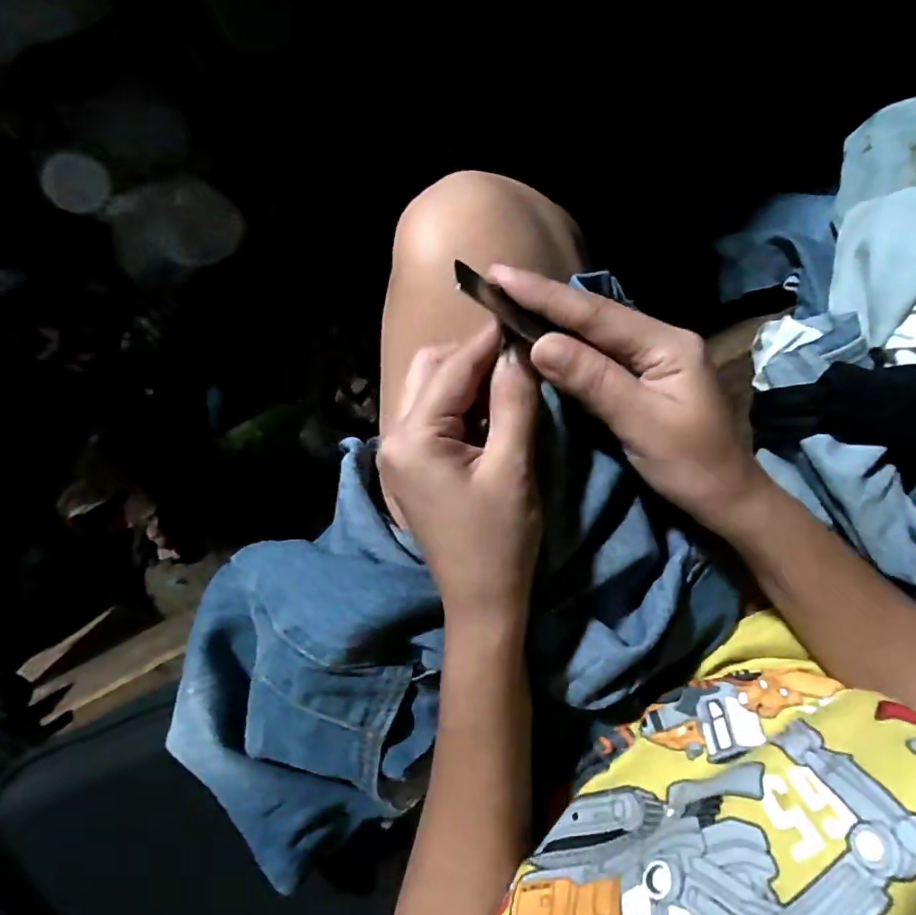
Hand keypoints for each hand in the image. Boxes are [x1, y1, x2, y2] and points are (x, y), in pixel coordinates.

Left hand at [377, 325, 541, 617]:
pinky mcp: (412, 467)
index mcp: (413, 437)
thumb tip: (520, 349)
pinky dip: (461, 406)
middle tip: (519, 359)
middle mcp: (394, 437)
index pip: (453, 368)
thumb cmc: (501, 539)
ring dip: (467, 380)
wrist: (482, 600)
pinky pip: (433, 418)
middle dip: (473, 357)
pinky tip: (492, 413)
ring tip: (510, 384)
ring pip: (430, 391)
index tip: (521, 314)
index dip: (490, 339)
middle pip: (430, 370)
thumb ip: (514, 402)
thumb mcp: (514, 467)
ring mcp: (398, 454)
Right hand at [489, 265, 768, 534]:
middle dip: (547, 299)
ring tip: (513, 298)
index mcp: (668, 344)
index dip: (545, 296)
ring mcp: (660, 360)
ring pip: (601, 334)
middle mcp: (665, 341)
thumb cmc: (691, 465)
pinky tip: (549, 336)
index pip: (598, 315)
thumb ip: (593, 380)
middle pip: (598, 317)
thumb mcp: (641, 423)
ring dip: (558, 318)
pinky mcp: (652, 380)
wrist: (728, 498)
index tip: (499, 274)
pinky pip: (606, 355)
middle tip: (495, 278)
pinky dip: (575, 346)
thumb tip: (541, 343)